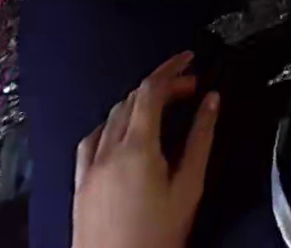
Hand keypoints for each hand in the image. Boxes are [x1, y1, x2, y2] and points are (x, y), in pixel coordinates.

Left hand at [72, 52, 218, 247]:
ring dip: (138, 102)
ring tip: (163, 107)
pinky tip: (122, 132)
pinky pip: (92, 138)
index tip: (191, 61)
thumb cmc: (158, 239)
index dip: (172, 68)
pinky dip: (111, 124)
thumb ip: (200, 140)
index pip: (152, 89)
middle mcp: (108, 148)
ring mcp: (89, 166)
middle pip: (133, 98)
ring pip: (113, 115)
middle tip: (189, 90)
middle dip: (162, 86)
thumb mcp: (188, 191)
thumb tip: (211, 100)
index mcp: (137, 146)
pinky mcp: (79, 183)